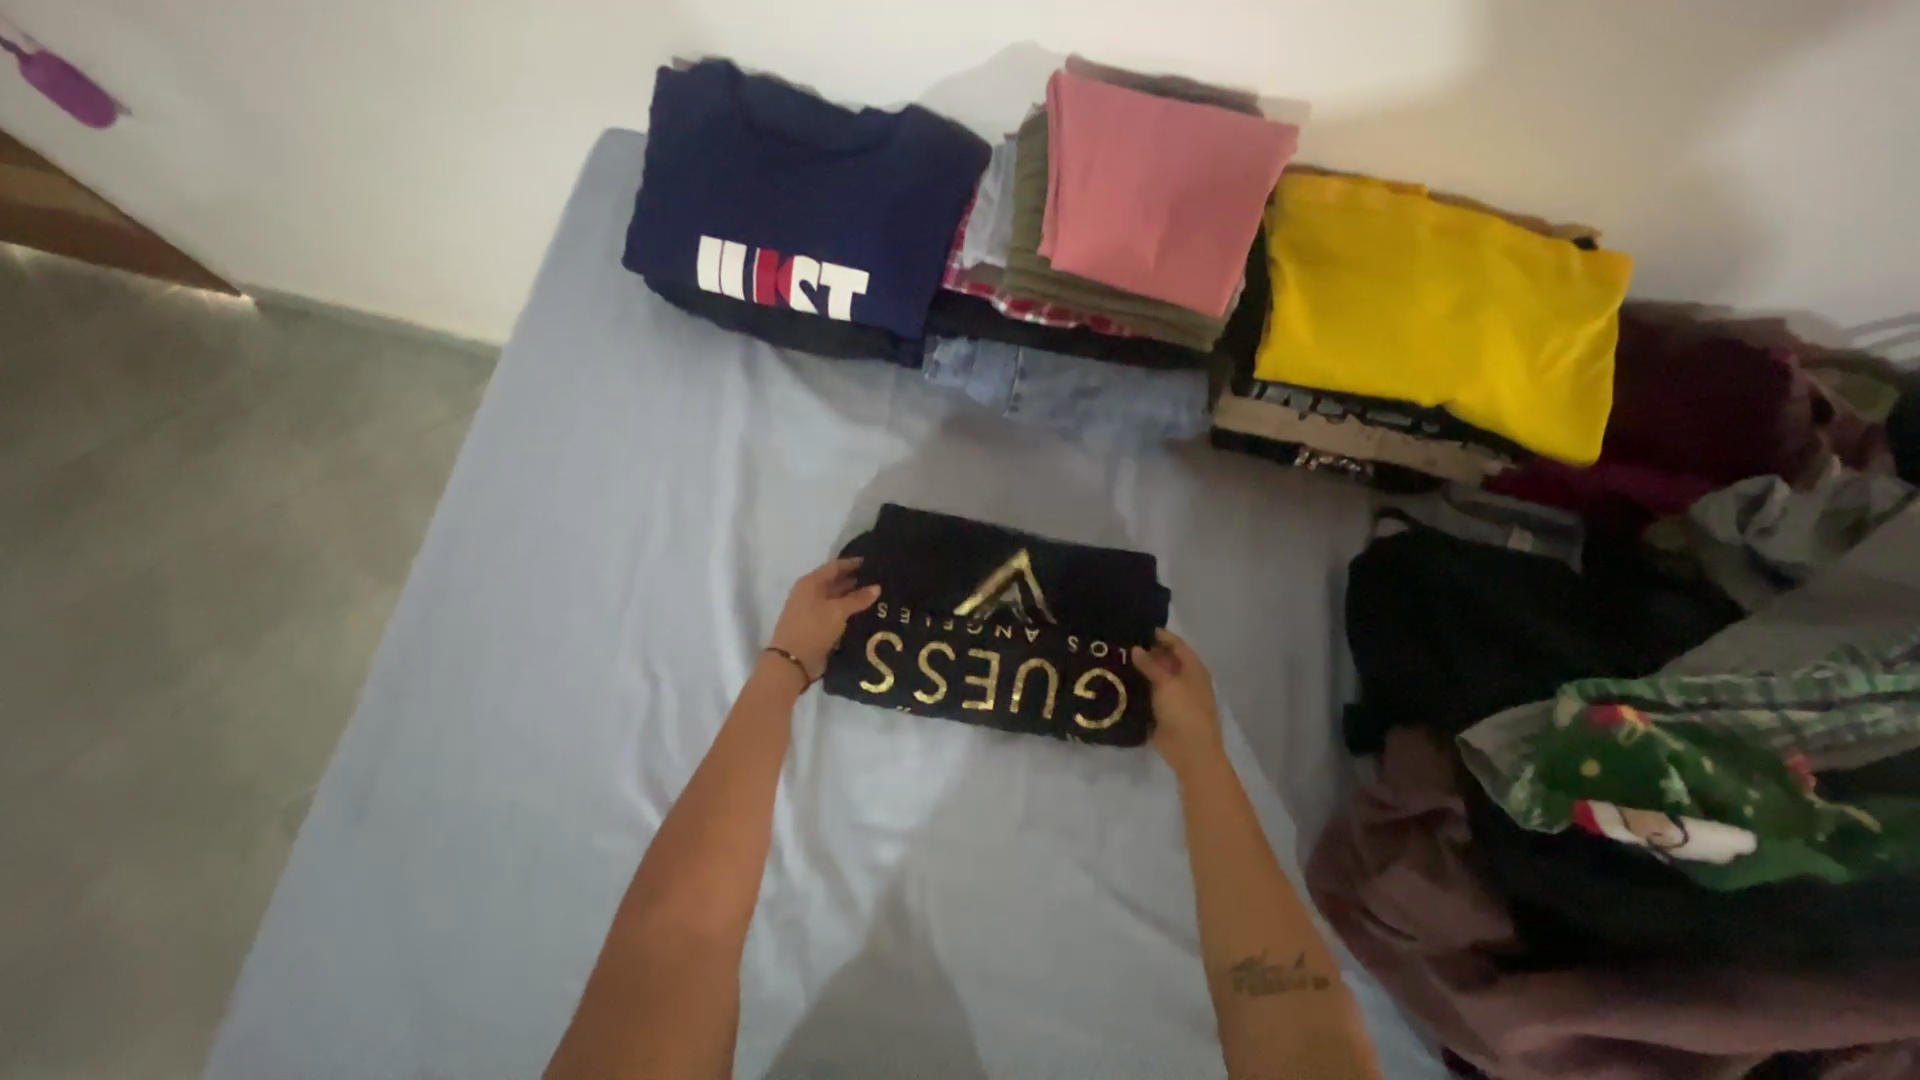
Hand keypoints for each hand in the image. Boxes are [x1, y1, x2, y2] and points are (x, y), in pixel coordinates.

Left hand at [768, 557, 881, 681]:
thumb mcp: (837, 611)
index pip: (834, 566)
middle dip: (855, 580)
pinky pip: (836, 614)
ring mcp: (812, 611)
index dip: (852, 563)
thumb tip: (877, 587)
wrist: (792, 662)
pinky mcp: (817, 627)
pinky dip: (849, 612)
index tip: (872, 562)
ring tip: (877, 595)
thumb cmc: (813, 629)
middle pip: (835, 582)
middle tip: (879, 579)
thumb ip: (858, 598)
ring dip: (853, 597)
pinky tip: (866, 613)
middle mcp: (810, 594)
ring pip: (836, 599)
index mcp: (810, 583)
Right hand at [1131, 629, 1224, 775]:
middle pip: (1167, 661)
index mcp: (1194, 669)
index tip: (1139, 628)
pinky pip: (1150, 695)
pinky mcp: (1165, 712)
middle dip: (1148, 653)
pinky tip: (1120, 684)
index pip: (1178, 645)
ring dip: (1141, 672)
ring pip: (1157, 678)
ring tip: (1117, 661)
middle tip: (1123, 644)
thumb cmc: (1183, 710)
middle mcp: (1186, 680)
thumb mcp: (1166, 683)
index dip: (1161, 635)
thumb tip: (1135, 648)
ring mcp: (1176, 697)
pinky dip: (1139, 689)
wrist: (1190, 750)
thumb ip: (1150, 664)